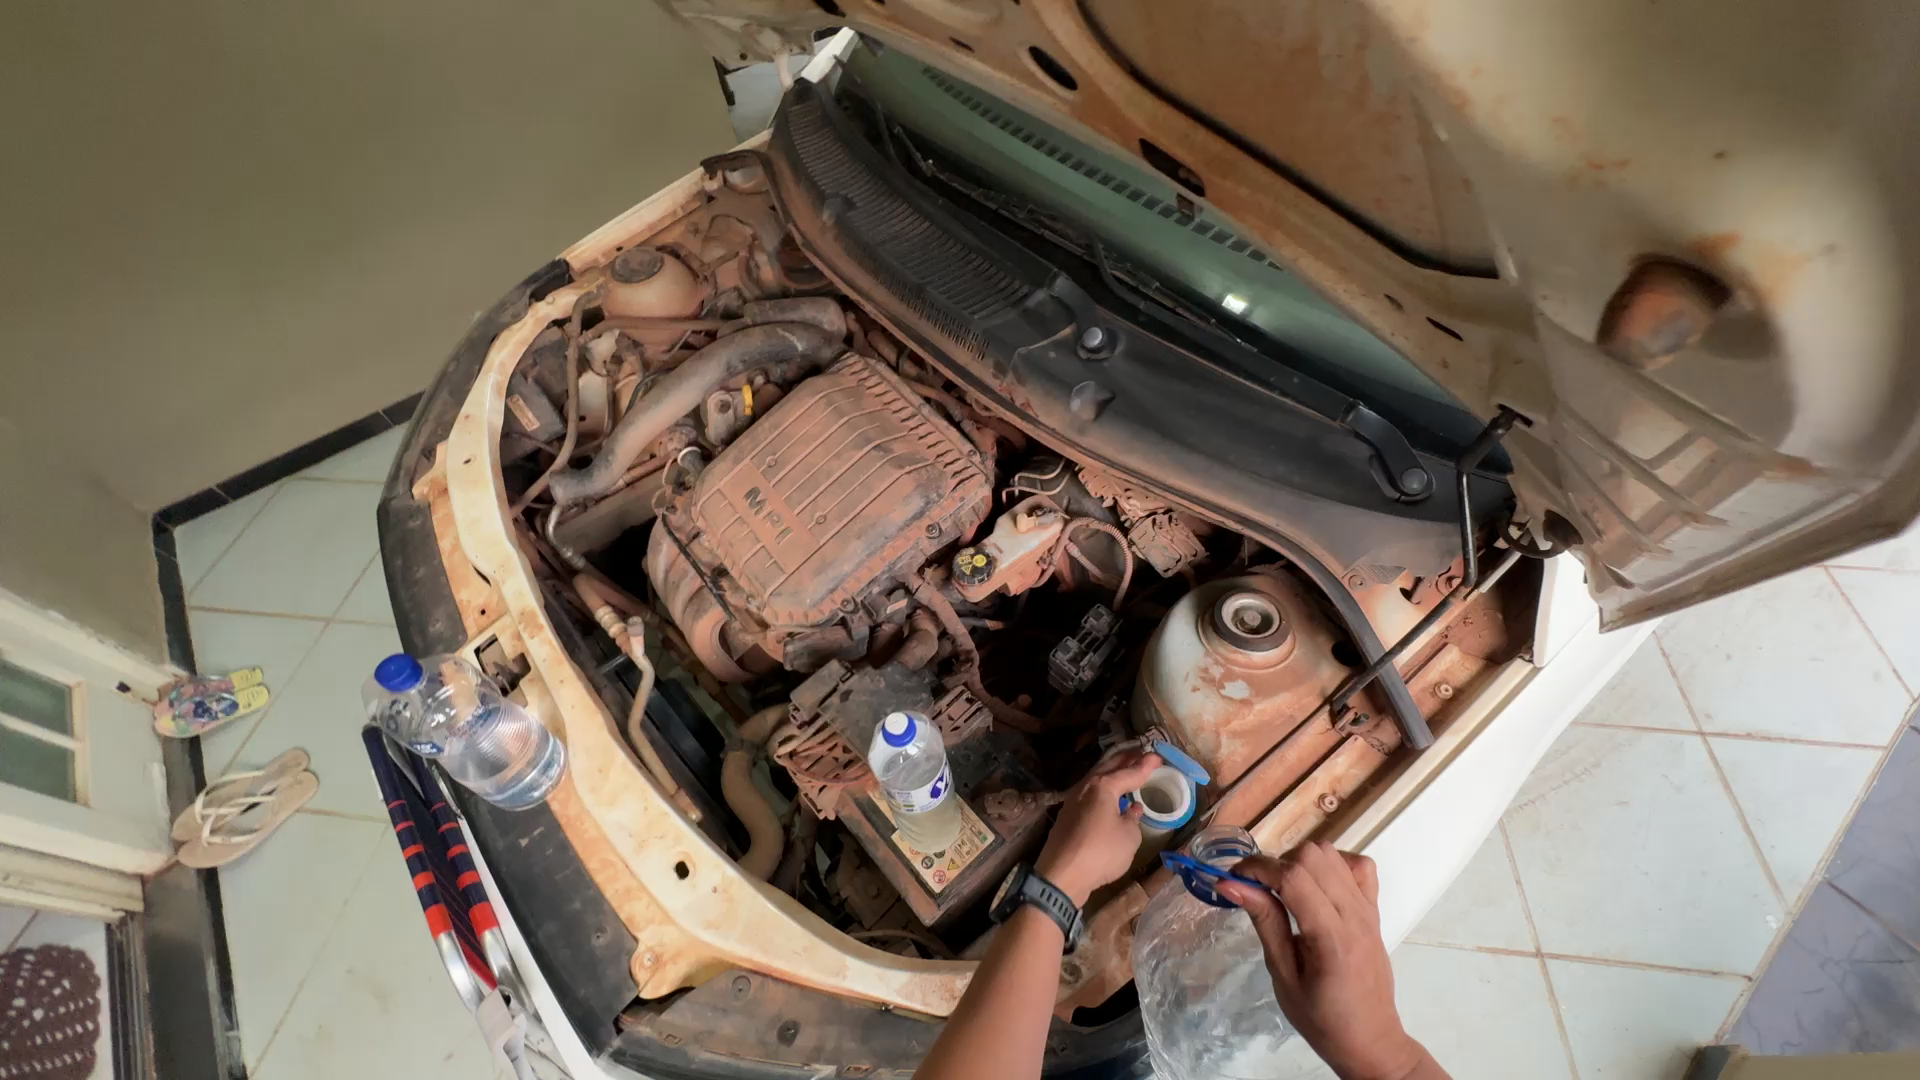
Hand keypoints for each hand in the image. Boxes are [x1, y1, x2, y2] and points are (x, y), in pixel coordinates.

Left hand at [1033, 750, 1160, 905]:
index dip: (1145, 766)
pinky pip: (1090, 792)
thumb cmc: (1101, 852)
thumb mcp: (1128, 837)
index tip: (1158, 757)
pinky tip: (1109, 793)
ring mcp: (1073, 799)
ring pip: (1096, 777)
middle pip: (1108, 766)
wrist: (1062, 874)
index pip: (1129, 772)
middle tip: (1143, 754)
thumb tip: (1132, 808)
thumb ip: (1133, 819)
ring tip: (1127, 767)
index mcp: (1103, 786)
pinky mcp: (1067, 814)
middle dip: (1127, 758)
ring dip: (1113, 770)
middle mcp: (1085, 786)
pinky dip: (1103, 786)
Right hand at [1216, 843, 1435, 1079]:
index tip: (1233, 879)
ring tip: (1286, 887)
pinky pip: (1358, 864)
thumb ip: (1264, 922)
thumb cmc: (1322, 1019)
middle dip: (1276, 863)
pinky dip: (1332, 863)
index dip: (1257, 868)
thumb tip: (1230, 884)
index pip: (1292, 878)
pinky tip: (1317, 884)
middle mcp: (1355, 916)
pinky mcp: (1374, 909)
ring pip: (1330, 853)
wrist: (1372, 1043)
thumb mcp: (1283, 976)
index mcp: (1332, 938)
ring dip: (1299, 860)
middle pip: (1312, 856)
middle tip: (1260, 889)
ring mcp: (1368, 910)